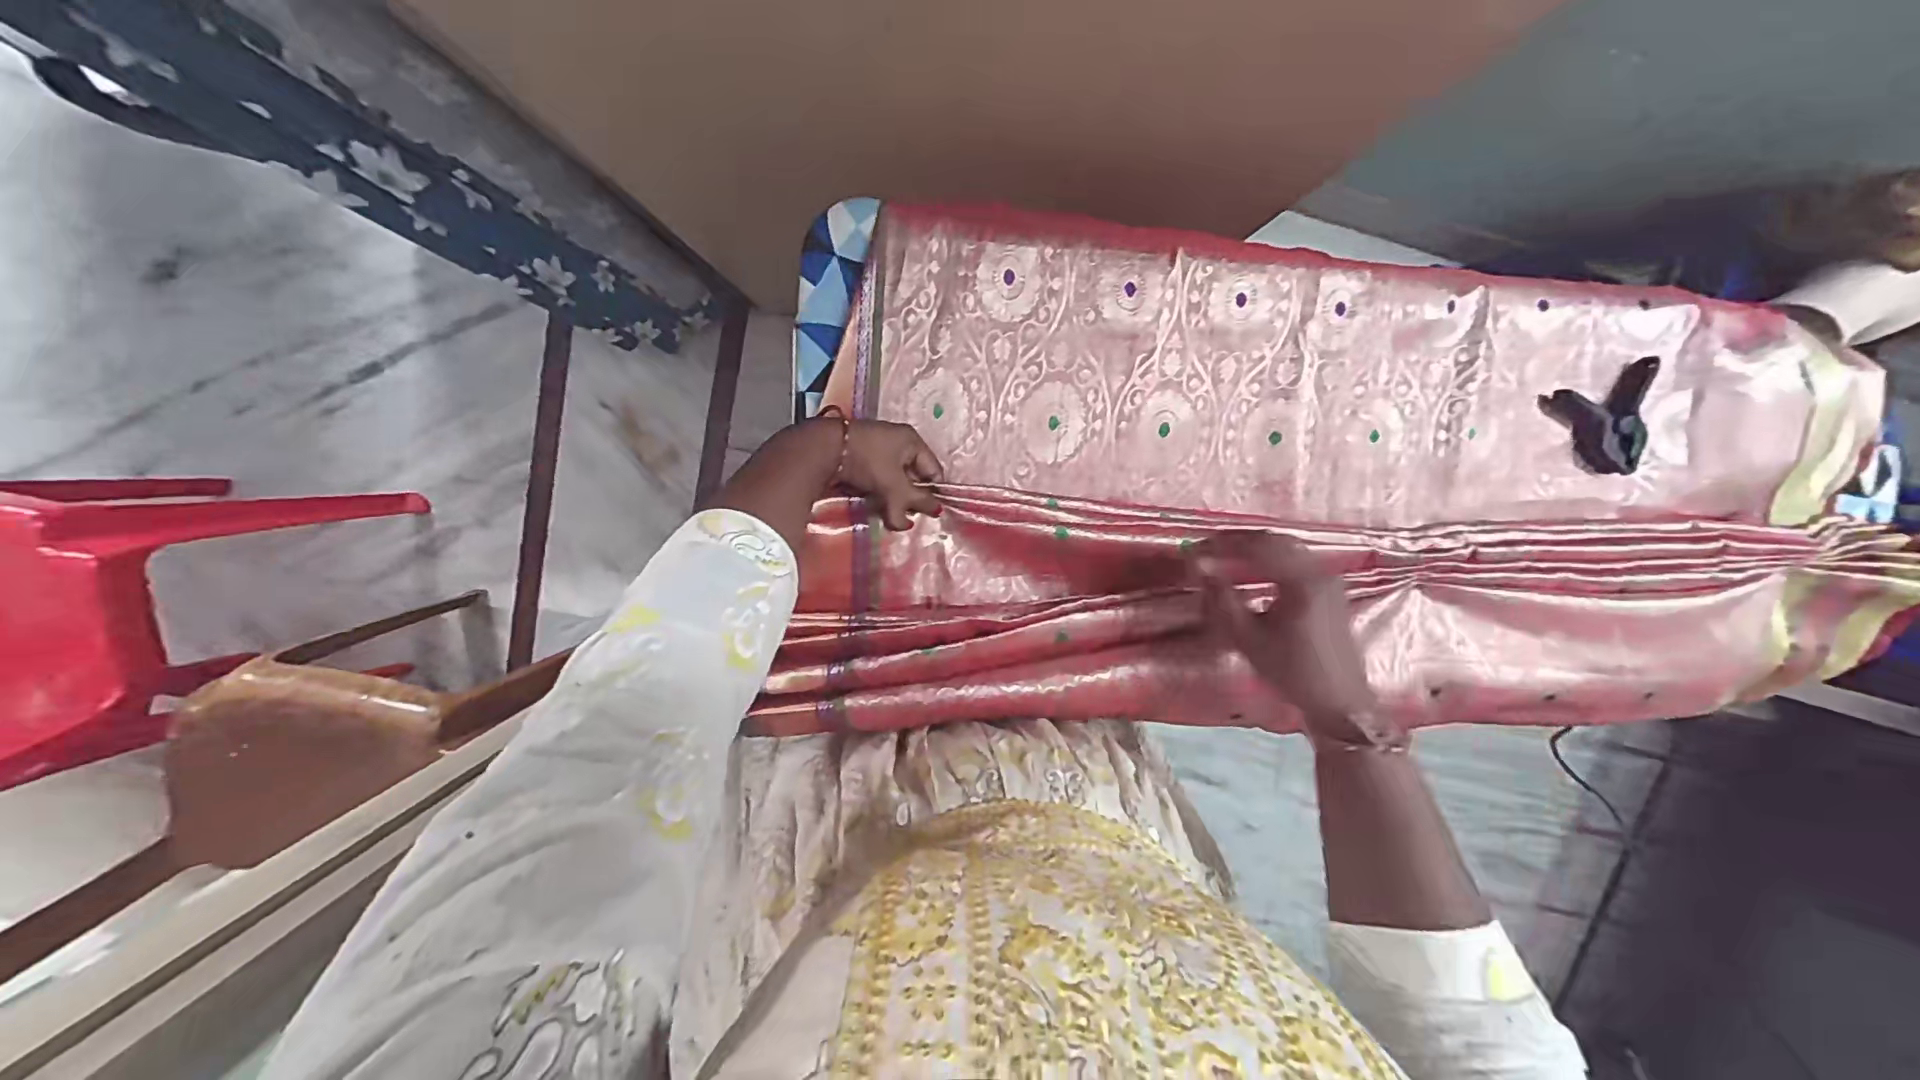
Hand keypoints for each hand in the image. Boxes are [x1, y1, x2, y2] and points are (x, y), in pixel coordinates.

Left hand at [836, 418, 944, 529]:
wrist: (825, 448)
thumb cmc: (868, 460)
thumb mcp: (893, 484)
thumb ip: (909, 504)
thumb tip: (910, 524)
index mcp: (912, 441)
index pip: (933, 471)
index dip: (933, 493)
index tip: (929, 514)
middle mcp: (897, 442)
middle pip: (913, 477)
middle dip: (911, 498)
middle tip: (908, 517)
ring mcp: (878, 449)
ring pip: (894, 480)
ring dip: (893, 498)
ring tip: (891, 515)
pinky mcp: (861, 458)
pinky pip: (877, 480)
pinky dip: (878, 493)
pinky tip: (876, 506)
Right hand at [1190, 532, 1402, 749]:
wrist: (1339, 701)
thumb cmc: (1292, 672)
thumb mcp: (1248, 638)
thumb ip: (1222, 599)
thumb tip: (1199, 568)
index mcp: (1302, 582)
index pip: (1257, 548)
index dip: (1222, 544)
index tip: (1195, 548)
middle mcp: (1319, 572)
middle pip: (1273, 541)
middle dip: (1237, 540)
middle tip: (1206, 547)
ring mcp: (1328, 578)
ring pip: (1285, 547)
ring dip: (1253, 547)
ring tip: (1222, 555)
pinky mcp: (1329, 588)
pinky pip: (1294, 559)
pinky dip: (1268, 557)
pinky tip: (1250, 567)